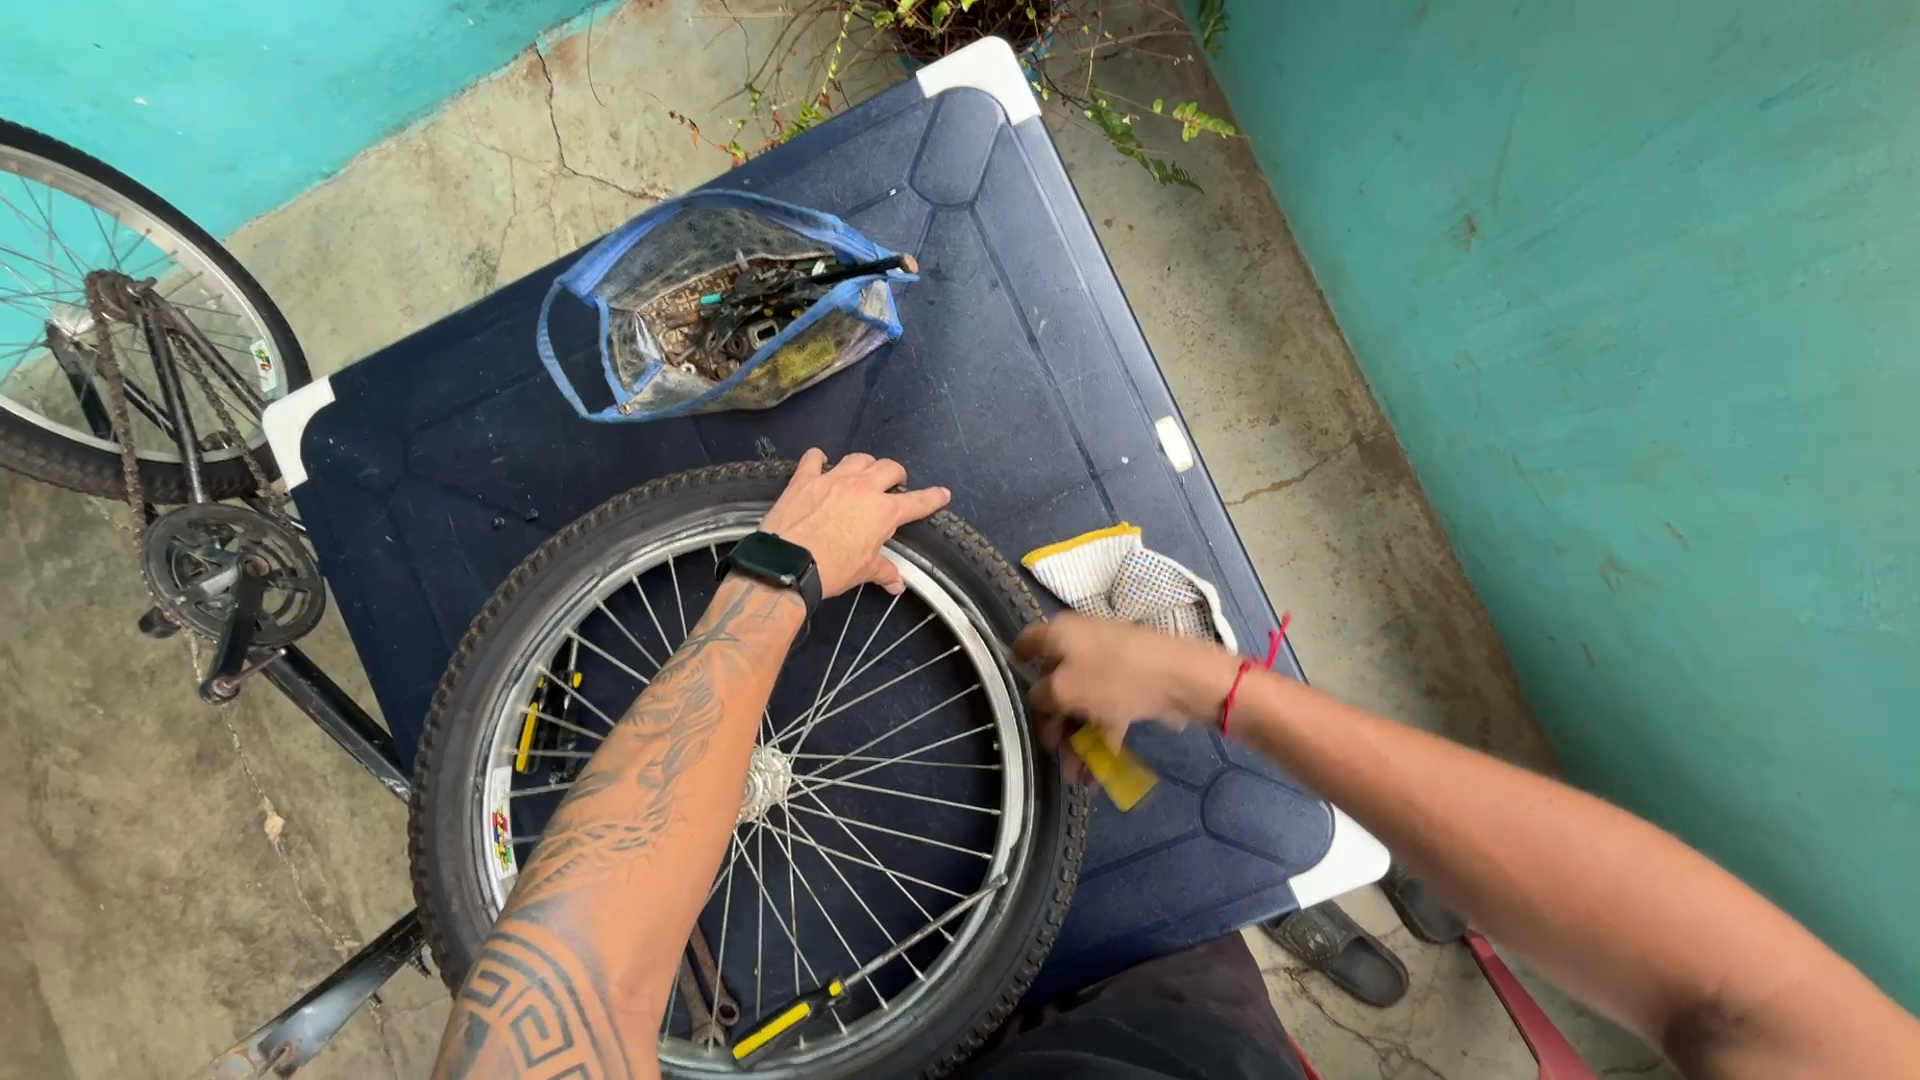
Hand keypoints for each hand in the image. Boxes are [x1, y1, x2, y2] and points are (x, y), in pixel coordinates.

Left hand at [761, 449, 950, 597]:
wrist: (788, 564)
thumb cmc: (832, 569)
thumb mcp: (863, 572)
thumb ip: (883, 571)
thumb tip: (896, 583)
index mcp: (883, 511)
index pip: (918, 502)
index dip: (933, 498)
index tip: (942, 493)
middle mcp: (863, 488)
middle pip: (889, 468)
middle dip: (896, 474)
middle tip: (895, 483)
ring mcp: (833, 479)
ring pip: (858, 458)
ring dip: (865, 464)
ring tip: (864, 472)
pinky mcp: (805, 479)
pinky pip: (814, 458)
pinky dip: (819, 458)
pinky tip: (820, 462)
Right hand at [1014, 614, 1241, 779]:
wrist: (1179, 678)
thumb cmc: (1112, 677)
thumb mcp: (1064, 690)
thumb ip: (1041, 696)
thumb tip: (1039, 698)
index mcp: (1060, 634)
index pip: (1027, 643)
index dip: (1016, 666)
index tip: (1010, 695)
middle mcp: (1081, 643)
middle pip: (1056, 681)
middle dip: (1053, 721)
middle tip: (1051, 750)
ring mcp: (1109, 663)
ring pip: (1083, 701)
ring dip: (1077, 739)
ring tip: (1075, 777)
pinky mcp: (1132, 683)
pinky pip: (1107, 711)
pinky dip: (1100, 739)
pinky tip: (1096, 774)